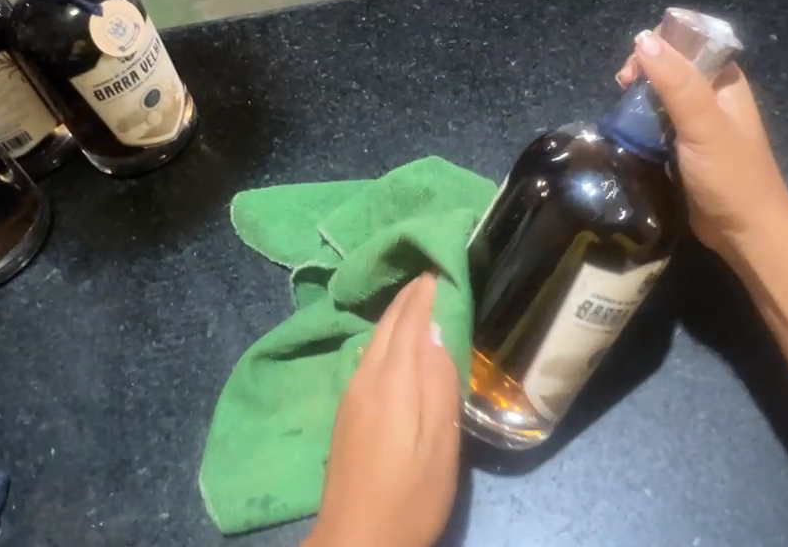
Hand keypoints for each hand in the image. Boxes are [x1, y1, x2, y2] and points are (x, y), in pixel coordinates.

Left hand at [305, 273, 460, 546]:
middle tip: (430, 275)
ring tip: (417, 300)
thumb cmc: (409, 495)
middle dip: (408, 296)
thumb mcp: (440, 445)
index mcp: (393, 380)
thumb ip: (440, 384)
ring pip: (375, 337)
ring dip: (396, 313)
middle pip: (388, 323)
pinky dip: (386, 335)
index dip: (424, 294)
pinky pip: (369, 354)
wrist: (355, 541)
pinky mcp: (347, 410)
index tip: (439, 268)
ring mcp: (352, 393)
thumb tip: (437, 331)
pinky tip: (395, 341)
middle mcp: (368, 376)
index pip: (410, 321)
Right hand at [617, 30, 787, 260]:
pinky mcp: (684, 146)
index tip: (635, 64)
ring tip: (620, 105)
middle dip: (643, 69)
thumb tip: (642, 39)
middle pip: (670, 65)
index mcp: (725, 81)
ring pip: (661, 93)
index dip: (659, 44)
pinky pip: (657, 120)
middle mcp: (712, 95)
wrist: (746, 233)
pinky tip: (629, 127)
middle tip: (622, 86)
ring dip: (639, 95)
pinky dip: (641, 119)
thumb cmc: (730, 175)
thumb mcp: (703, 123)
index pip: (689, 42)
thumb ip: (675, 81)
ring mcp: (698, 122)